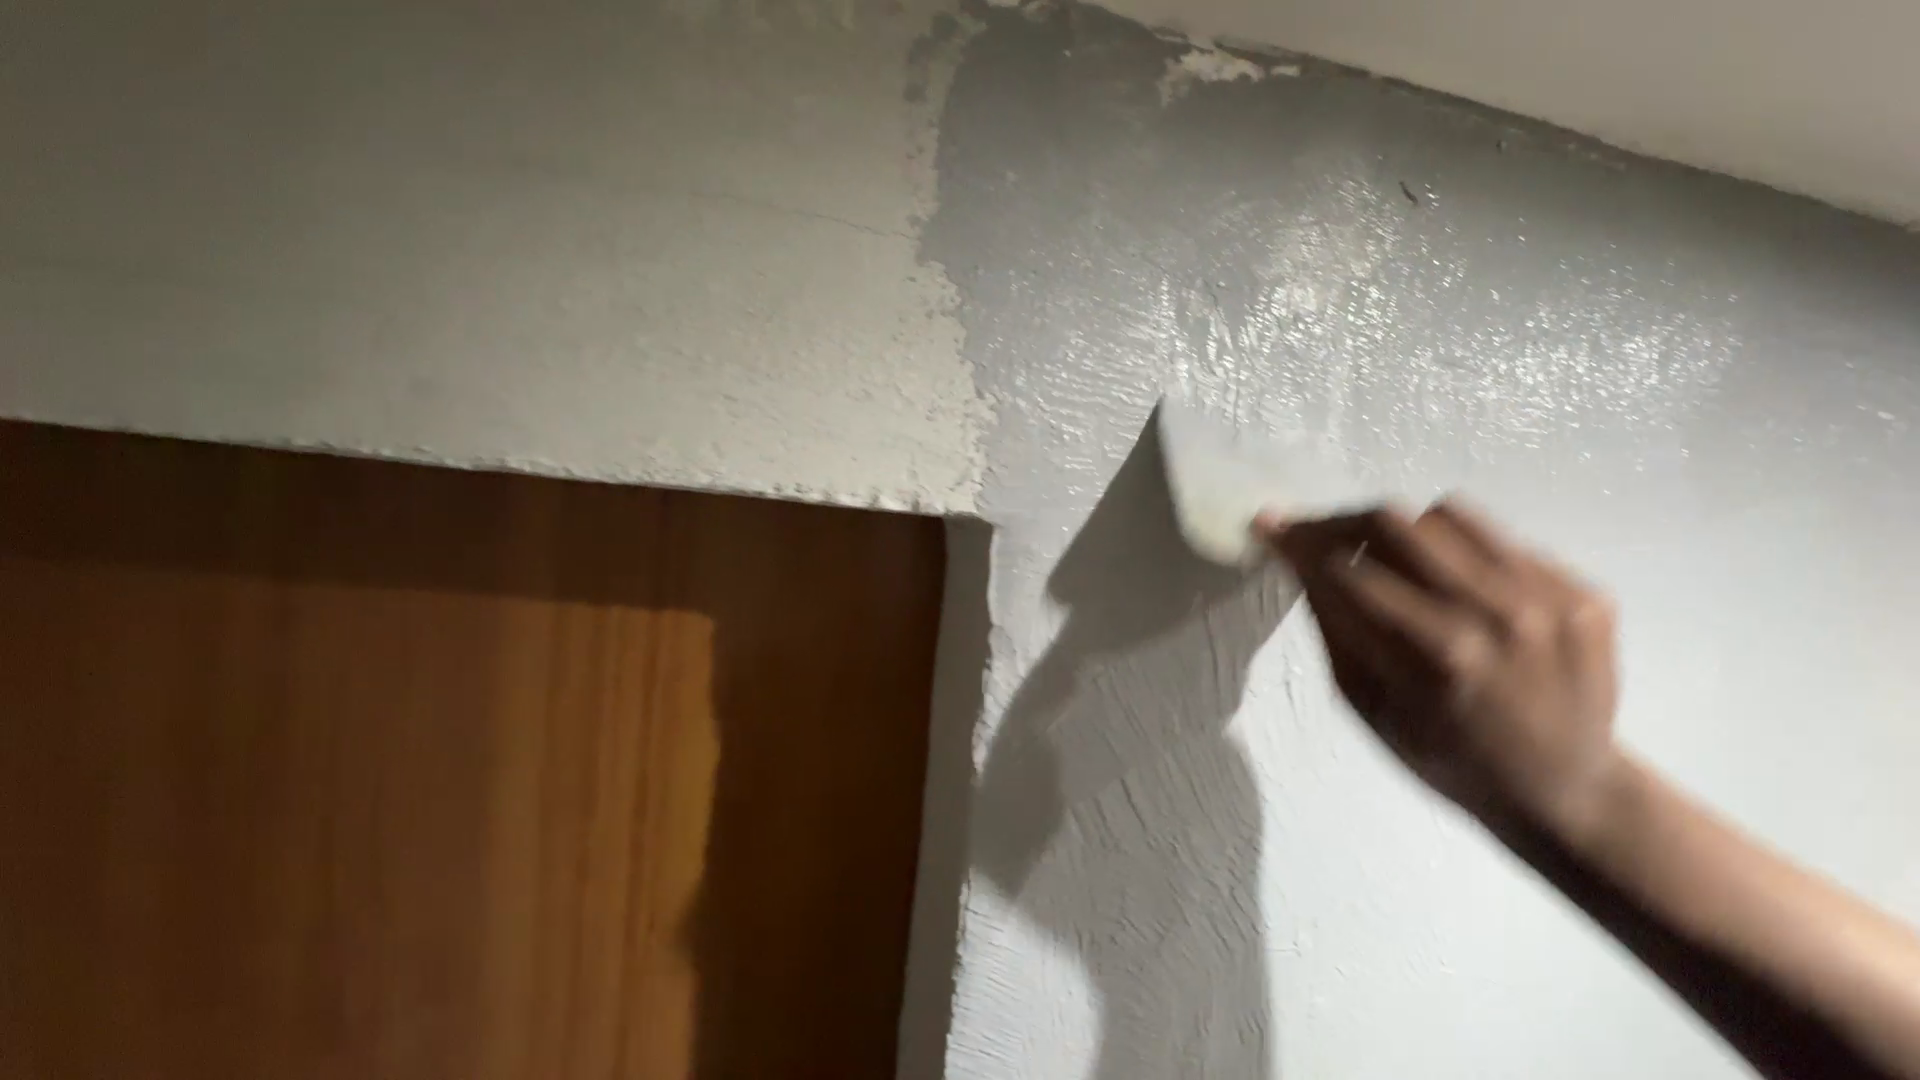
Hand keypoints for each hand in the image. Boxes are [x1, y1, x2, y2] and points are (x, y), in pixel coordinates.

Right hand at [1258, 500, 1623, 839]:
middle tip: (1321, 535)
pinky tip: (1460, 594)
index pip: (1348, 569)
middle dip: (1341, 522)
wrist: (1564, 791)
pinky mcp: (1584, 591)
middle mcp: (1500, 614)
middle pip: (1396, 522)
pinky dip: (1461, 556)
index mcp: (1438, 655)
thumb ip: (1332, 622)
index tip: (1270, 527)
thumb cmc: (1442, 757)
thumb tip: (1292, 554)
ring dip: (1404, 533)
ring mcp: (1552, 597)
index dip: (1300, 544)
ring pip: (1449, 514)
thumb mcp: (1366, 704)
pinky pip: (1500, 540)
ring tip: (1395, 564)